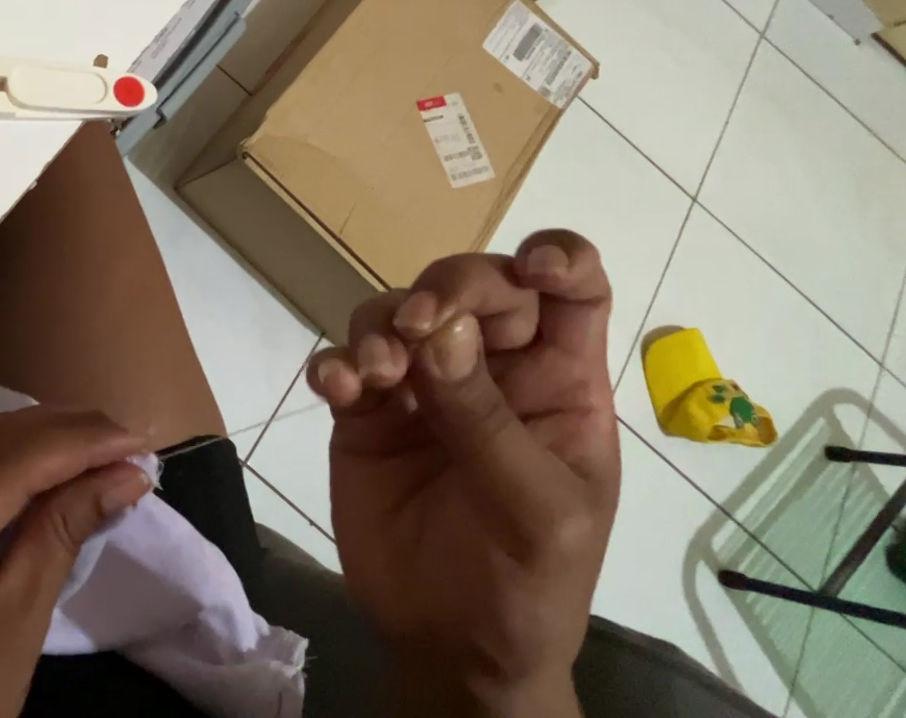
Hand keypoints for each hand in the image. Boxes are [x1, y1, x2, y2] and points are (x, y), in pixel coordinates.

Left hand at [0, 406, 154, 717]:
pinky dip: (10, 458)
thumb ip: (63, 533)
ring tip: (103, 442)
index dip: (79, 442)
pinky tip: (52, 460)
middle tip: (129, 436)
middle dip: (64, 430)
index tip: (140, 438)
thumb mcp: (18, 624)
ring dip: (40, 437)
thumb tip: (127, 473)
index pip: (10, 462)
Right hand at [308, 230, 620, 716]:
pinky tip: (335, 389)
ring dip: (380, 327)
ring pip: (394, 312)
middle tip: (417, 327)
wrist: (448, 645)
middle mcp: (489, 369)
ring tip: (375, 375)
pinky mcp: (363, 411)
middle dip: (446, 289)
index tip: (528, 267)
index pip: (570, 293)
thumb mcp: (534, 506)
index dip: (557, 260)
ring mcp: (420, 387)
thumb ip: (485, 417)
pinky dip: (335, 363)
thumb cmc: (527, 583)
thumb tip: (437, 327)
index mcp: (558, 385)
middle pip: (472, 287)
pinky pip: (343, 363)